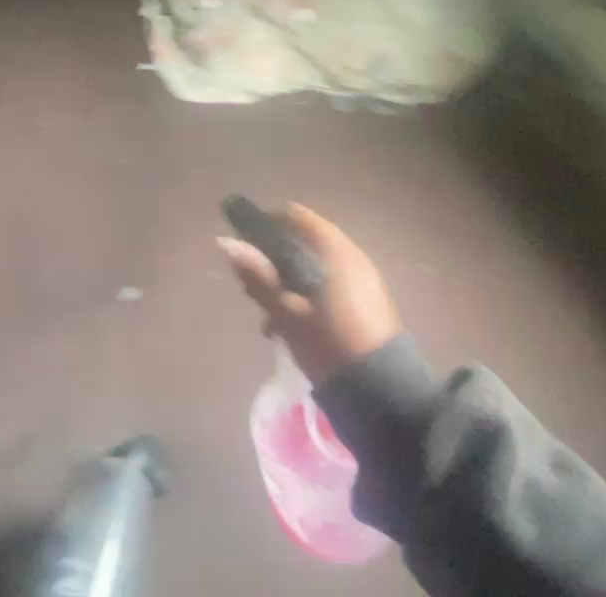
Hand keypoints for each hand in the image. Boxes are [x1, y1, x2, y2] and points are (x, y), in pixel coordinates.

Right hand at [219, 202, 402, 382]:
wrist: (380, 390)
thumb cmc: (327, 342)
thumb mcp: (284, 309)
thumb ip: (257, 274)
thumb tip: (225, 242)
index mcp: (333, 250)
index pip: (293, 216)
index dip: (266, 227)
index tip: (247, 251)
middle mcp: (349, 256)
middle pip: (300, 242)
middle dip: (272, 263)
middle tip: (253, 290)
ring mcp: (360, 279)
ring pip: (311, 267)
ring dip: (285, 285)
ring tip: (268, 318)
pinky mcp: (364, 303)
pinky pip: (326, 286)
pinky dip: (304, 297)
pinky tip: (289, 328)